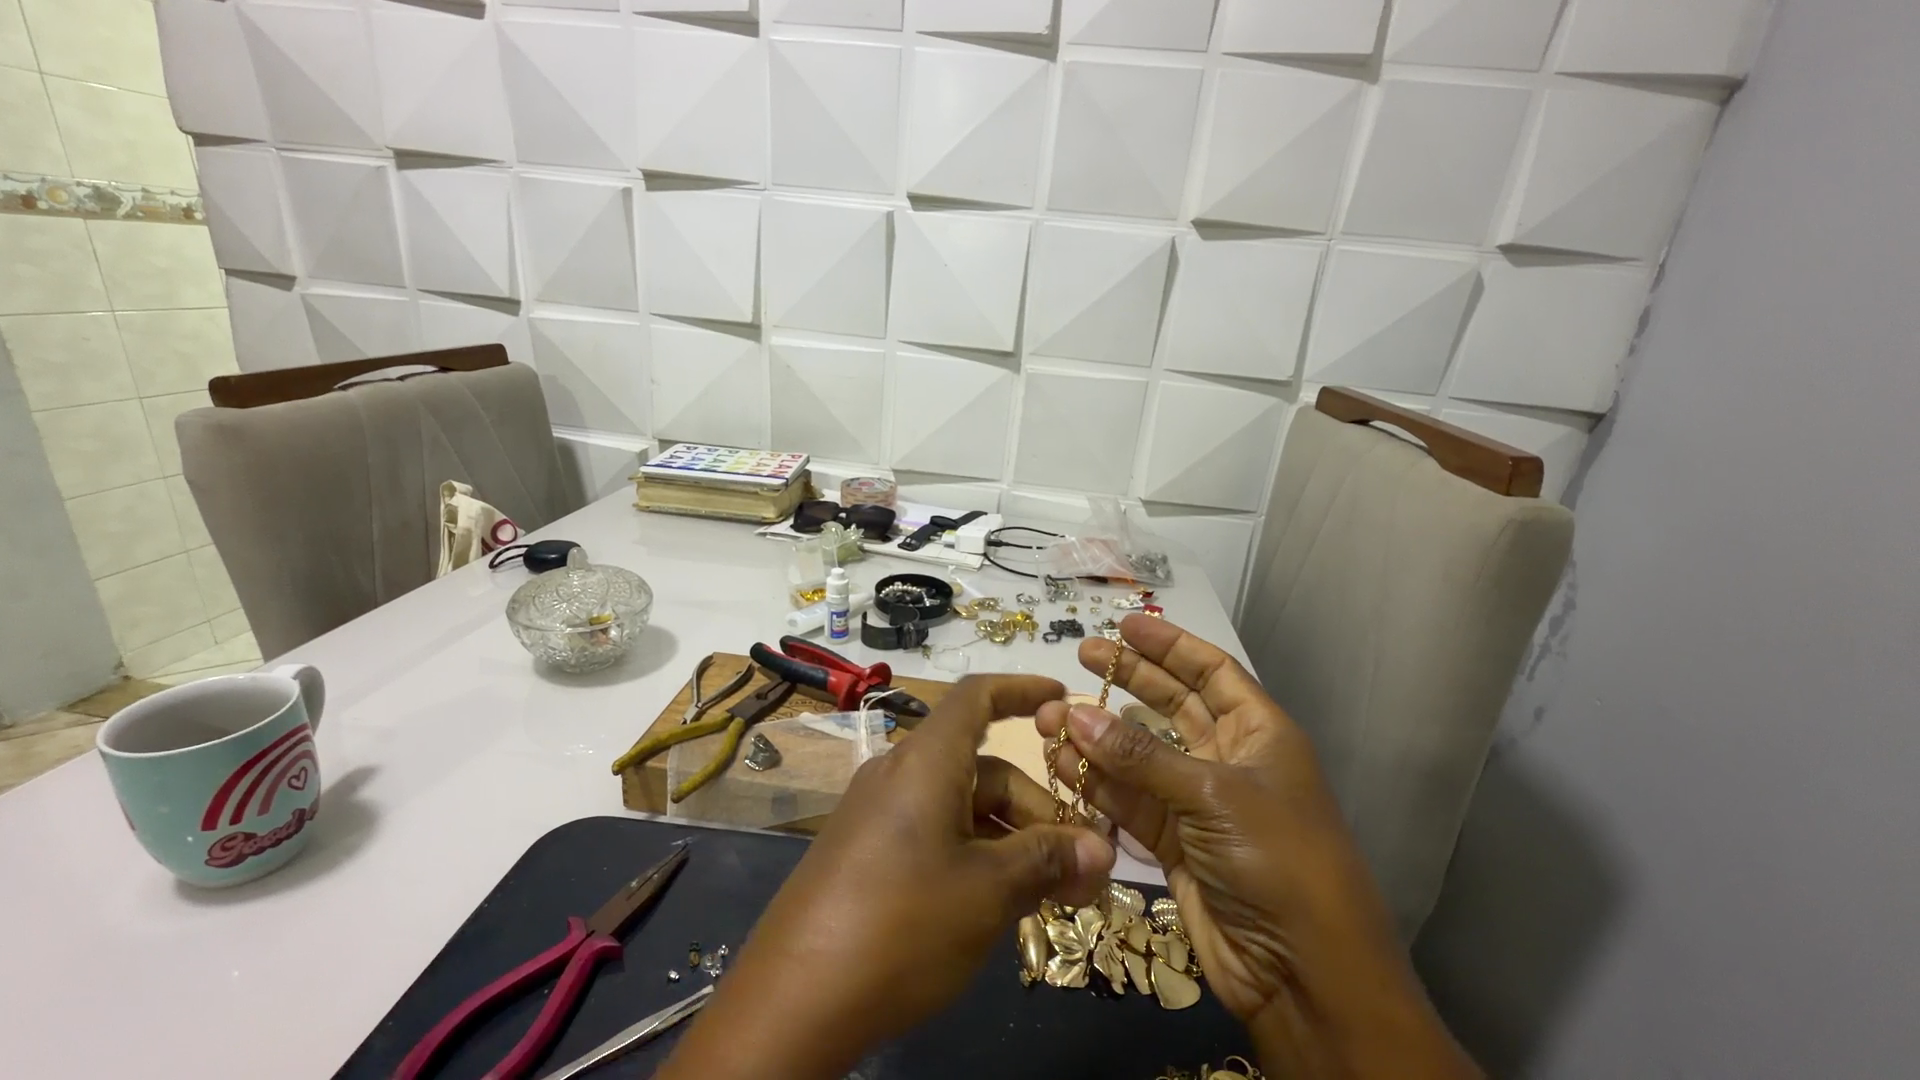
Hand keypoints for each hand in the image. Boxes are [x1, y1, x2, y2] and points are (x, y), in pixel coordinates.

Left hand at [659, 675, 1114, 1079]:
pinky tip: (1004, 906)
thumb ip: (1046, 861)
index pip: (976, 698)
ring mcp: (878, 819)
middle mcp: (899, 776)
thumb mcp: (987, 891)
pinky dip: (978, 858)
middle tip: (1085, 866)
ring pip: (962, 810)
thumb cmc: (901, 925)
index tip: (1065, 697)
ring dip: (1013, 841)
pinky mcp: (867, 857)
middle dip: (1039, 810)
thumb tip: (1102, 848)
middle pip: (983, 770)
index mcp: (925, 762)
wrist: (792, 1001)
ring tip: (1055, 895)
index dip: (1022, 690)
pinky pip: (936, 838)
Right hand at [1038, 616, 1479, 1079]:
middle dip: (1129, 681)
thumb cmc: (1278, 859)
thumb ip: (1141, 756)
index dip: (1170, 646)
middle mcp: (1229, 761)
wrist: (1304, 969)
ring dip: (1098, 736)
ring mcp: (1198, 805)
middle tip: (1079, 656)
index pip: (1212, 673)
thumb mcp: (1214, 794)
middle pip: (1172, 706)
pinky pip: (1127, 802)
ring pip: (1140, 756)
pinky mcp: (1173, 845)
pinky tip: (1060, 762)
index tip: (1124, 626)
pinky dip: (1095, 784)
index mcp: (1260, 733)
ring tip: (1050, 716)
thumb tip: (1075, 714)